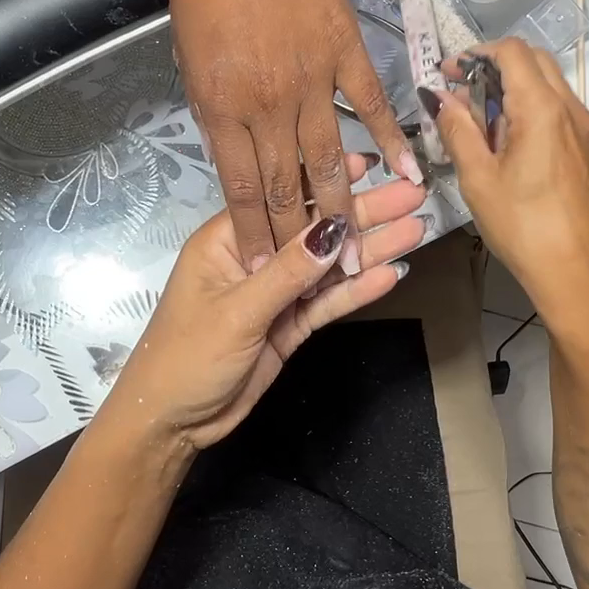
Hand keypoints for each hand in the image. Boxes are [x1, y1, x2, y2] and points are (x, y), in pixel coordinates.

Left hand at [107, 154, 426, 449]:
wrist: (171, 422)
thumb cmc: (187, 357)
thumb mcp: (237, 311)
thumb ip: (288, 271)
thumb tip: (336, 228)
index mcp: (227, 239)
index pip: (282, 199)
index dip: (325, 180)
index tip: (371, 165)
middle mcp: (254, 258)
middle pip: (314, 230)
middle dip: (361, 214)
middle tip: (412, 197)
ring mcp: (274, 293)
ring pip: (327, 266)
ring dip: (369, 250)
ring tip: (416, 231)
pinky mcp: (288, 325)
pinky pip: (326, 302)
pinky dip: (356, 291)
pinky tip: (390, 275)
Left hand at [166, 0, 418, 278]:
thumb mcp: (189, 54)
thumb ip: (215, 109)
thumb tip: (238, 151)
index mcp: (220, 107)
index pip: (241, 191)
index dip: (256, 236)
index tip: (266, 273)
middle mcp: (267, 105)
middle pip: (286, 189)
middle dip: (299, 243)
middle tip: (317, 285)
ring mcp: (311, 79)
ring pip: (330, 160)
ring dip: (345, 211)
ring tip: (360, 253)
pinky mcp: (346, 51)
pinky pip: (372, 105)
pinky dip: (392, 140)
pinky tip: (411, 172)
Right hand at [424, 38, 588, 315]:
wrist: (577, 274)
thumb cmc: (522, 227)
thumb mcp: (478, 179)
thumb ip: (458, 130)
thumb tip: (441, 97)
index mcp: (543, 109)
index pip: (513, 52)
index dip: (476, 53)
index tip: (449, 73)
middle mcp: (571, 109)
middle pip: (535, 62)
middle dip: (494, 66)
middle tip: (461, 94)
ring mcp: (585, 130)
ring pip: (549, 86)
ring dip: (512, 90)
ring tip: (480, 123)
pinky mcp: (588, 151)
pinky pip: (558, 112)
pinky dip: (530, 110)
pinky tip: (508, 145)